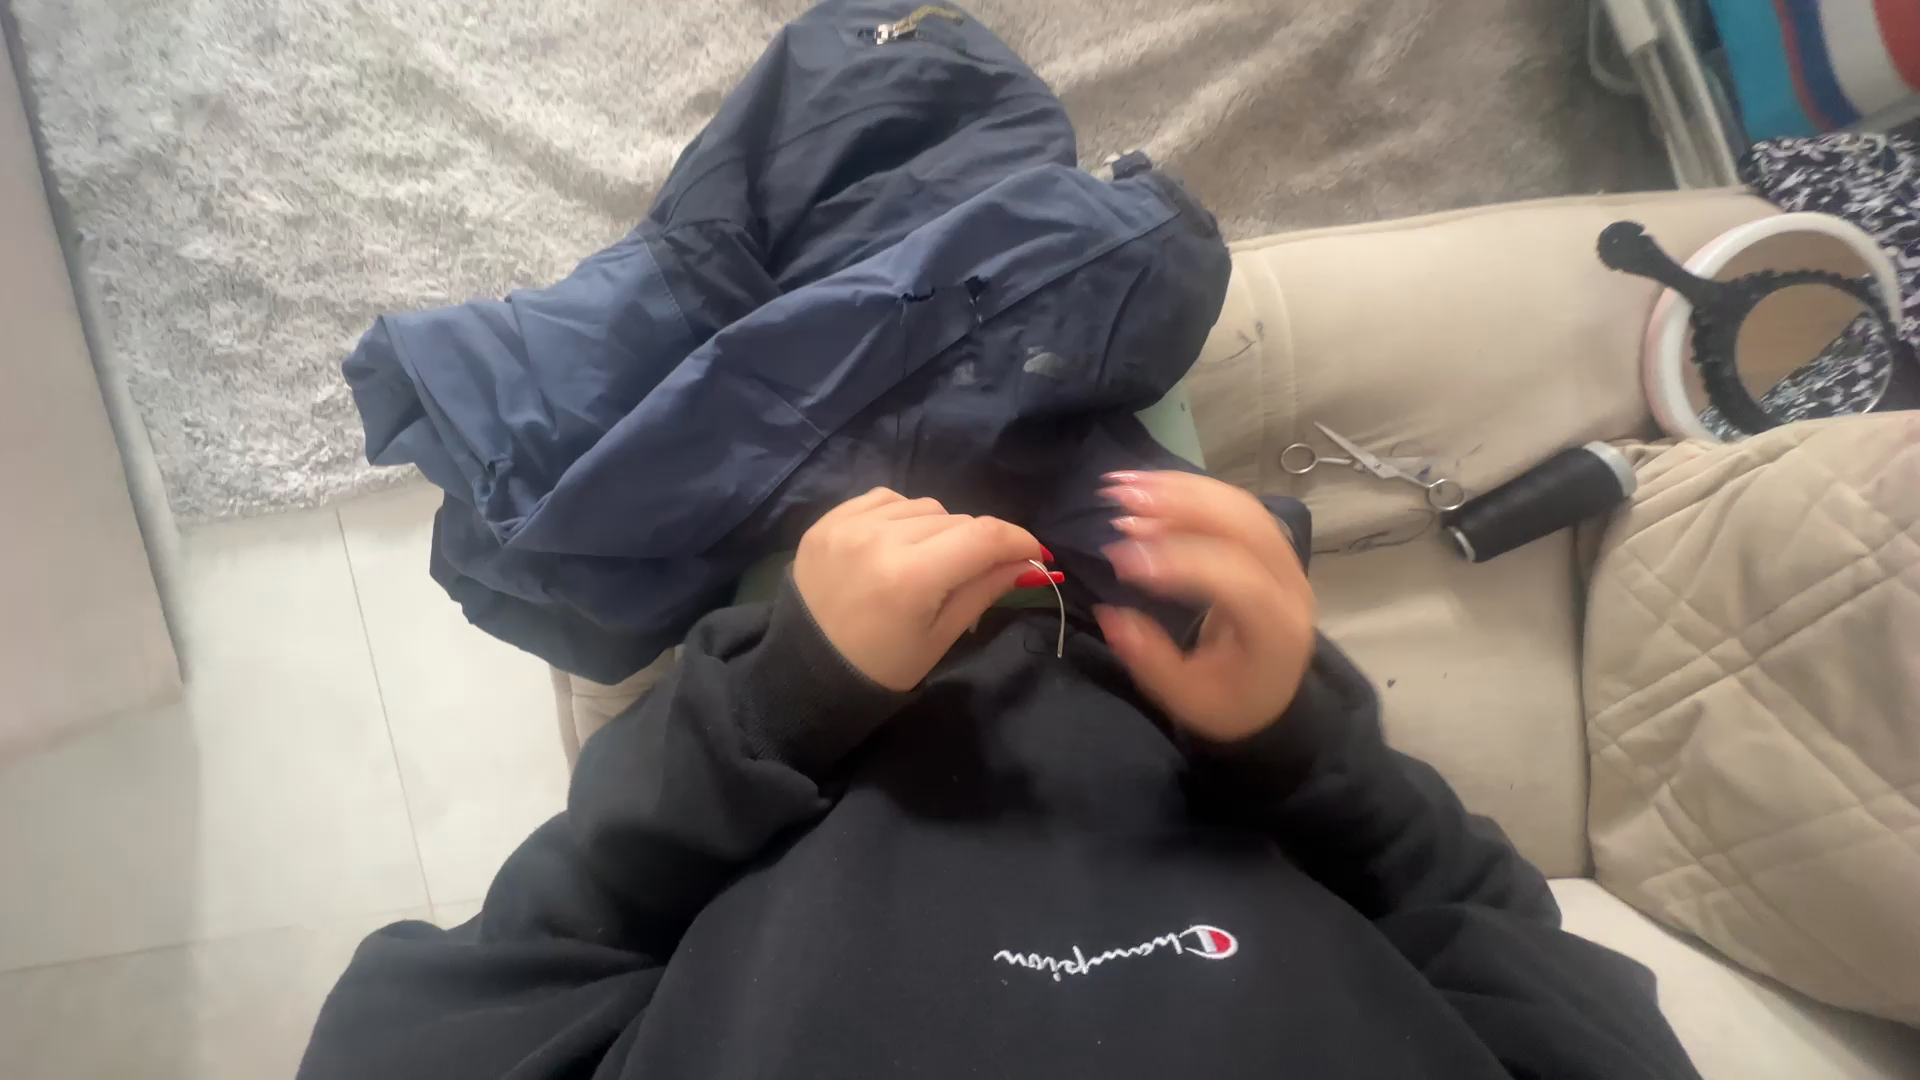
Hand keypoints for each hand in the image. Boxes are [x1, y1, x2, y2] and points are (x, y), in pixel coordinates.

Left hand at [793, 488, 1056, 690]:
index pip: (982, 537)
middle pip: (956, 520)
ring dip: (939, 528)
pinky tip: (898, 542)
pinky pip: (885, 499)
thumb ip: (985, 589)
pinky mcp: (826, 520)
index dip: (1018, 540)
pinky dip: (902, 516)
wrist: (807, 673)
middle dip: (977, 544)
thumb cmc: (882, 667)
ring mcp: (848, 525)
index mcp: (910, 577)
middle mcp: (878, 539)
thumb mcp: (941, 636)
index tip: (1034, 553)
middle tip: (976, 572)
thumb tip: (1030, 562)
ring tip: (929, 560)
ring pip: (924, 506)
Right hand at [1094, 472, 1315, 740]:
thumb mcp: (1186, 698)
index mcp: (1276, 628)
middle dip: (1178, 504)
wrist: (1272, 694)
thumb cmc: (1230, 700)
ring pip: (1236, 504)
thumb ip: (1151, 660)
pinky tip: (1147, 487)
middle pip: (1243, 525)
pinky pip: (1232, 504)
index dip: (1177, 562)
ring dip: (1178, 488)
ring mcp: (1283, 559)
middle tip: (1120, 500)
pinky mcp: (1267, 545)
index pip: (1235, 580)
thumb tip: (1110, 614)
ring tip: (1122, 486)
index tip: (1120, 561)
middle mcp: (1288, 583)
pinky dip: (1187, 490)